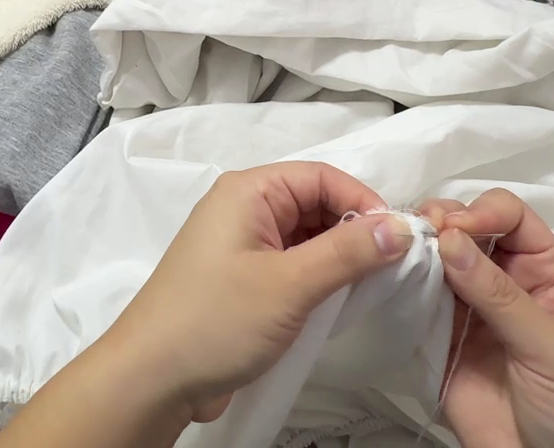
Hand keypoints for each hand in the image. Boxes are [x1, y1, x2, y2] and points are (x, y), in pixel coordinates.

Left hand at [97, 163, 417, 424]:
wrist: (153, 377)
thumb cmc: (217, 319)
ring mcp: (243, 243)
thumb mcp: (290, 285)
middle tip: (393, 268)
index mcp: (249, 190)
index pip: (319, 176)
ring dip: (338, 257)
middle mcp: (245, 207)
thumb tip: (400, 226)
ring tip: (371, 287)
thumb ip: (347, 253)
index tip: (399, 239)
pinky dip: (319, 277)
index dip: (362, 200)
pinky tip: (340, 302)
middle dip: (354, 230)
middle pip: (314, 203)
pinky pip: (293, 262)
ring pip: (306, 235)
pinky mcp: (244, 277)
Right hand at [419, 189, 553, 447]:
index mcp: (546, 273)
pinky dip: (402, 276)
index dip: (483, 213)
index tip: (456, 230)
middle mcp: (505, 279)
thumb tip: (448, 238)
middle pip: (468, 226)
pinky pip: (416, 293)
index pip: (512, 217)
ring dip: (418, 243)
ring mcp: (469, 306)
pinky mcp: (438, 333)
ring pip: (437, 254)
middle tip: (422, 234)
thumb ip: (501, 294)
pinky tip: (391, 271)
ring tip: (402, 248)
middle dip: (443, 219)